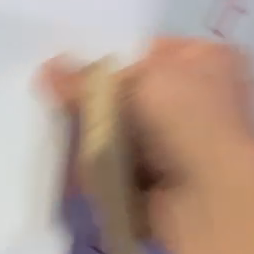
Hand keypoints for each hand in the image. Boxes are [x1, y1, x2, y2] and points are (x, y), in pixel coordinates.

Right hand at [41, 38, 253, 220]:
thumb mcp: (137, 84)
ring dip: (95, 148)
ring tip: (72, 155)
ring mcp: (183, 144)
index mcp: (208, 59)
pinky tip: (85, 179)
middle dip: (95, 114)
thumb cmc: (186, 124)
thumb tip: (45, 70)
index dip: (104, 68)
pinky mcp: (164, 183)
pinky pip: (121, 172)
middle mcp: (201, 98)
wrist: (208, 197)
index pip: (143, 55)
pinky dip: (102, 176)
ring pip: (121, 139)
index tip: (70, 85)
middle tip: (65, 122)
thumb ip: (87, 79)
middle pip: (128, 100)